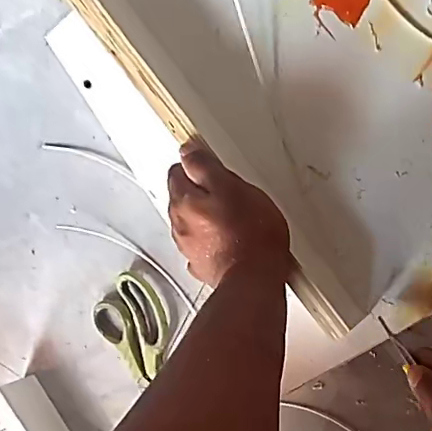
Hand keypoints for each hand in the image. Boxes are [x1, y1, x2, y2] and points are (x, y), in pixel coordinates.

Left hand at [167, 139, 291, 286]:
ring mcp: (190, 248)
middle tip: (230, 197)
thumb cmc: (250, 235)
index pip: (177, 172)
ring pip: (193, 226)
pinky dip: (214, 246)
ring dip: (207, 222)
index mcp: (184, 200)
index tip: (214, 170)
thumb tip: (189, 152)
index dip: (196, 168)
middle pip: (183, 200)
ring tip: (235, 223)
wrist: (254, 278)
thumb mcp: (234, 188)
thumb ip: (207, 166)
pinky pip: (205, 250)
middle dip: (201, 196)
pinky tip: (232, 246)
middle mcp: (180, 224)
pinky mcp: (204, 267)